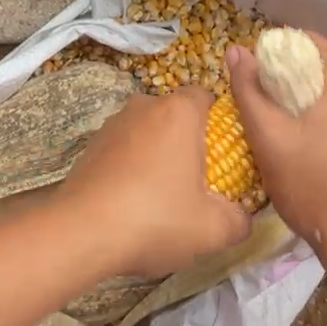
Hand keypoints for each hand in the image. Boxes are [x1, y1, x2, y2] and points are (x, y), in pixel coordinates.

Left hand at [58, 87, 250, 277]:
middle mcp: (144, 106)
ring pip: (148, 130)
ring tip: (163, 195)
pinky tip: (133, 200)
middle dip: (188, 141)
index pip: (205, 96)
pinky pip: (124, 146)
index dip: (218, 120)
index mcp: (178, 112)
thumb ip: (239, 219)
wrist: (84, 229)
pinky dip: (133, 165)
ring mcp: (114, 122)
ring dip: (158, 153)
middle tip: (198, 181)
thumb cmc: (156, 217)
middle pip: (176, 114)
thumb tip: (243, 215)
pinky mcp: (93, 142)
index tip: (224, 152)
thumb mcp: (213, 229)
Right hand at [226, 33, 326, 270]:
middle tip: (267, 103)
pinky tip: (315, 135)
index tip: (255, 84)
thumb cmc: (315, 189)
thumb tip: (236, 49)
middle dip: (291, 72)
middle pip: (320, 58)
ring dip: (310, 89)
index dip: (271, 56)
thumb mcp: (268, 137)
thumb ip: (248, 87)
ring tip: (288, 120)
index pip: (300, 41)